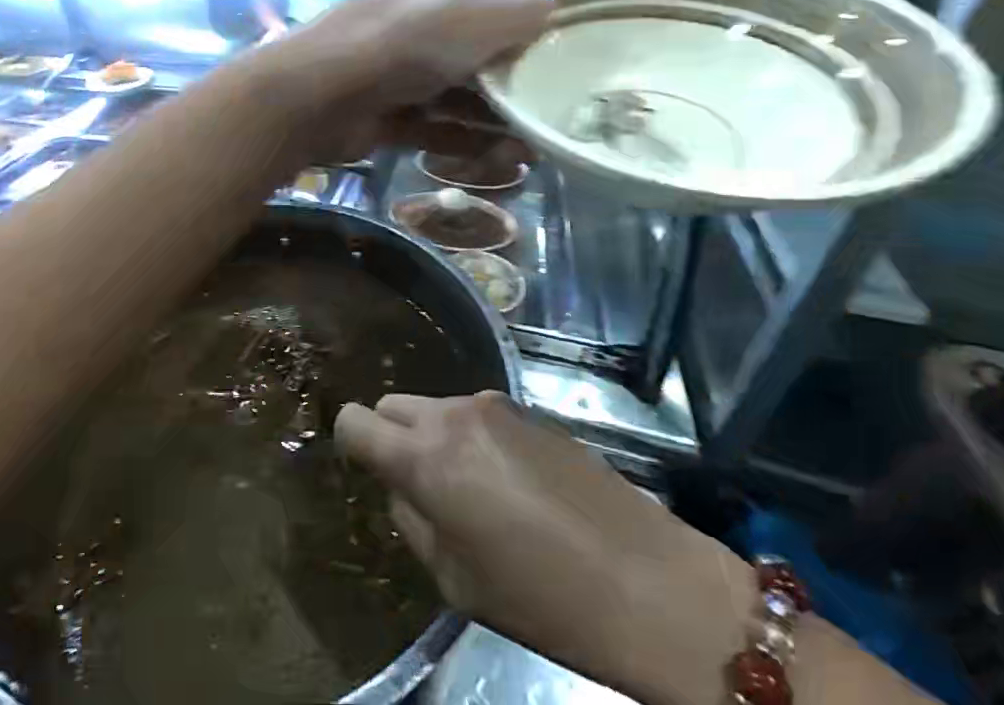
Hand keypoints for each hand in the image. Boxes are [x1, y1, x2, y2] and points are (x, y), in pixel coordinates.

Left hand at [261, 0, 552, 159]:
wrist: (318, 95)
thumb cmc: (402, 46)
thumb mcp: (471, 18)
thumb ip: (517, 15)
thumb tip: (554, 6)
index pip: (488, 14)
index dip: (524, 42)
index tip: (558, 73)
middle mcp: (413, 31)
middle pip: (474, 62)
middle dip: (511, 93)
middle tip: (547, 122)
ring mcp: (395, 77)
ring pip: (455, 102)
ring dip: (493, 125)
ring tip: (532, 151)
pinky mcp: (383, 119)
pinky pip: (432, 131)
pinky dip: (463, 145)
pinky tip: (500, 162)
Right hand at [336, 393, 753, 704]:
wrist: (651, 583)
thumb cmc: (541, 599)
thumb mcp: (453, 577)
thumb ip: (413, 519)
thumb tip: (404, 486)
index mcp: (425, 458)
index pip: (355, 421)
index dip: (352, 444)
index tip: (368, 470)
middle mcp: (455, 416)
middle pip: (393, 405)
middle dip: (393, 438)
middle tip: (419, 486)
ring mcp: (498, 407)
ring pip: (438, 408)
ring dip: (437, 438)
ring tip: (471, 489)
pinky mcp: (533, 412)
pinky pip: (478, 416)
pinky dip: (474, 439)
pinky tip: (510, 483)